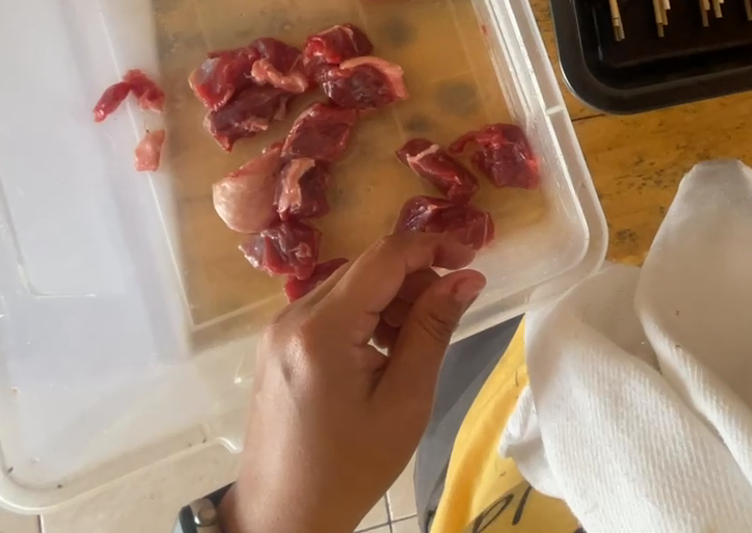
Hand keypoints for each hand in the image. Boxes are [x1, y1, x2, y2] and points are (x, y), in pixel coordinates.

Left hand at [220, 233, 486, 532]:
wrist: (280, 521)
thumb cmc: (349, 468)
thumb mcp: (404, 400)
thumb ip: (433, 328)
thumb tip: (468, 278)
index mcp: (322, 330)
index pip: (385, 257)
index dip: (432, 246)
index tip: (471, 259)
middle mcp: (294, 316)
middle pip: (369, 266)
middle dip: (416, 276)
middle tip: (448, 310)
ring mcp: (281, 328)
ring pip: (353, 282)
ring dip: (394, 295)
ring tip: (415, 340)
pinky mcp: (280, 342)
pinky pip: (334, 304)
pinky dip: (369, 311)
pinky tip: (385, 348)